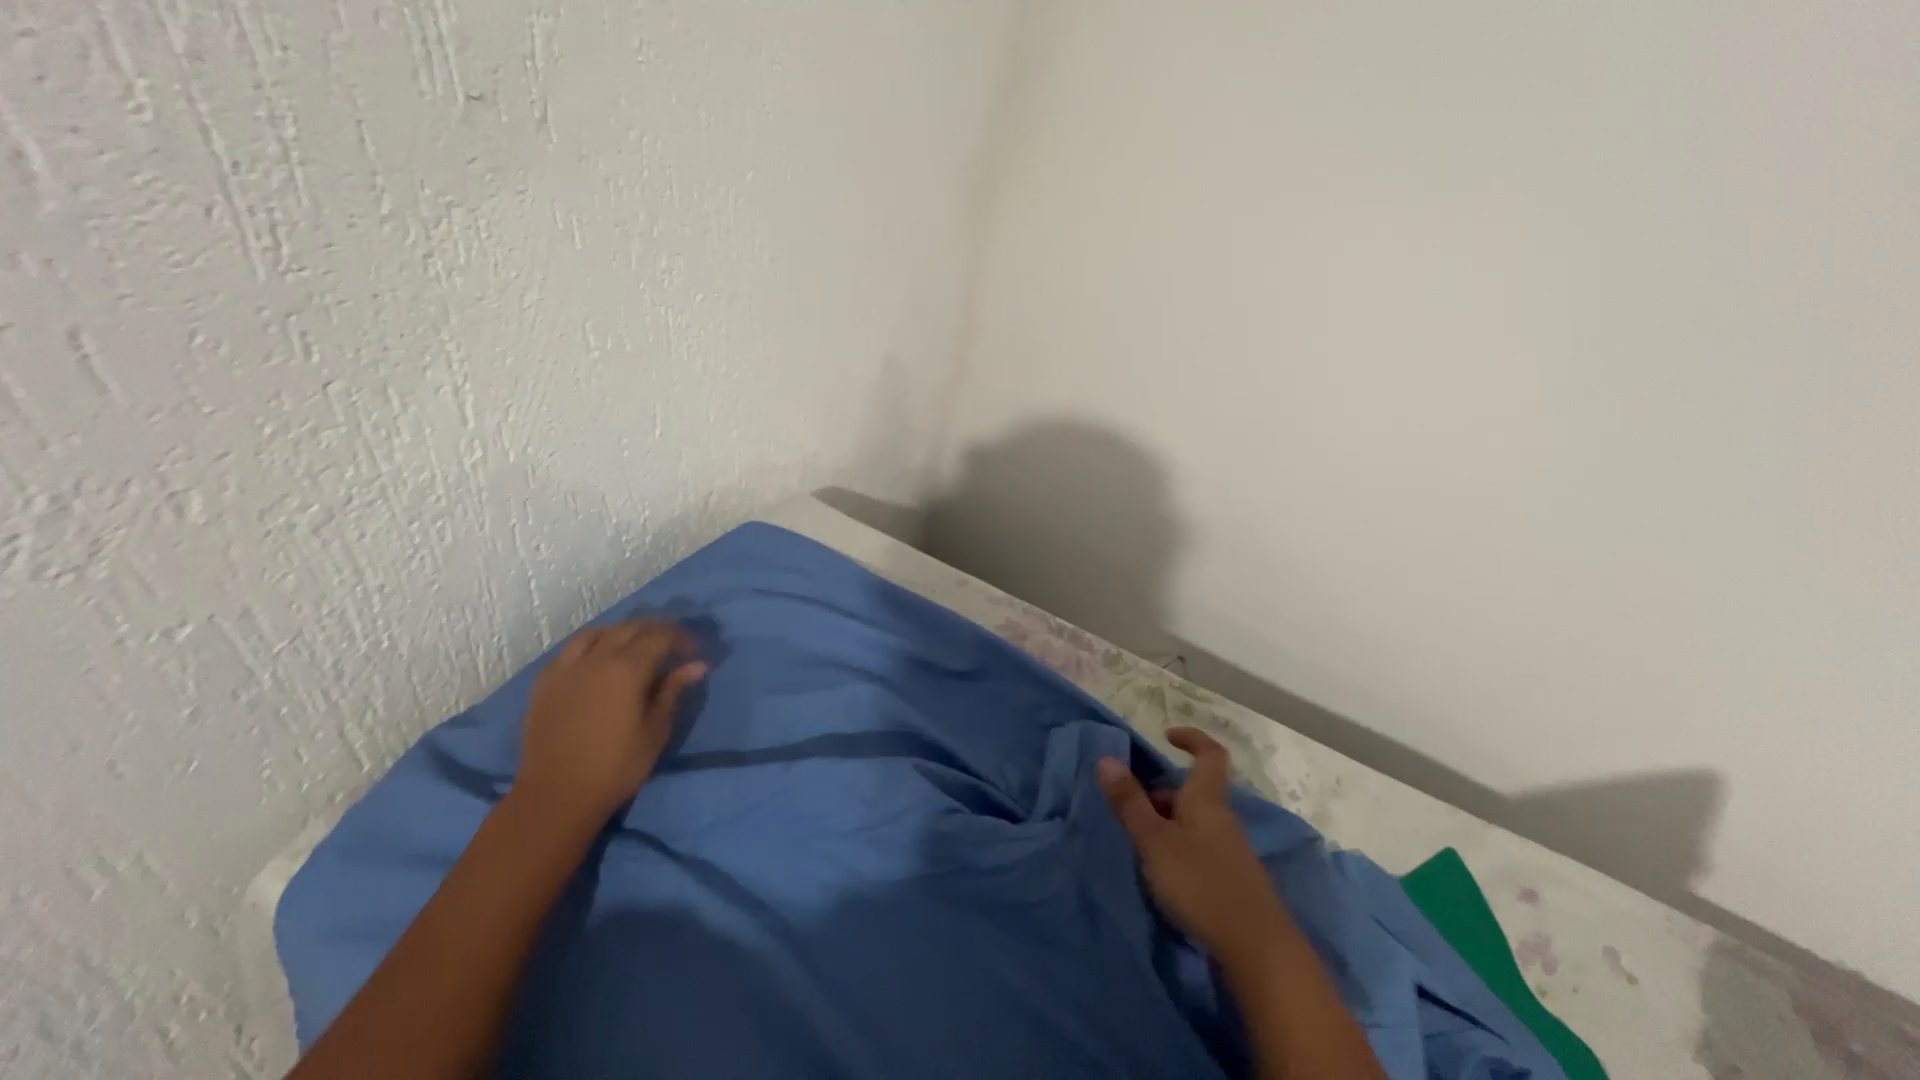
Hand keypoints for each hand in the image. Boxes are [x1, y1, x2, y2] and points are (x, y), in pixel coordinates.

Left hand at [514, 620, 706, 824]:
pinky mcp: (545, 681)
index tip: (695, 652)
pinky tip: (597, 661)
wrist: (557, 794)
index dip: (682, 638)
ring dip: (621, 633)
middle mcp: (596, 658)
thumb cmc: (616, 767)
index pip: (660, 636)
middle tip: (672, 646)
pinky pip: (571, 649)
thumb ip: (673, 691)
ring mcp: (566, 667)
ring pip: (597, 632)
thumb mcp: (655, 731)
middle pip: (629, 628)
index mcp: (627, 669)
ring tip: (634, 647)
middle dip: (655, 630)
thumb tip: (697, 665)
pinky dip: (592, 646)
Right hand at [1099, 727, 1290, 956]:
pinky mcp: (1230, 881)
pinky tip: (1160, 876)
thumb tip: (1107, 760)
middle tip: (1127, 812)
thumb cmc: (1201, 883)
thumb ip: (1130, 803)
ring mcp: (1229, 851)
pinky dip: (1176, 851)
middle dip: (1159, 795)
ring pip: (1192, 824)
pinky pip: (1198, 850)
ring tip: (1137, 848)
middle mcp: (1222, 820)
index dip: (1192, 739)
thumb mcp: (1155, 842)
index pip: (1210, 755)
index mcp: (1207, 800)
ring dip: (1164, 826)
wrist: (1256, 946)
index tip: (1168, 736)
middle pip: (1192, 794)